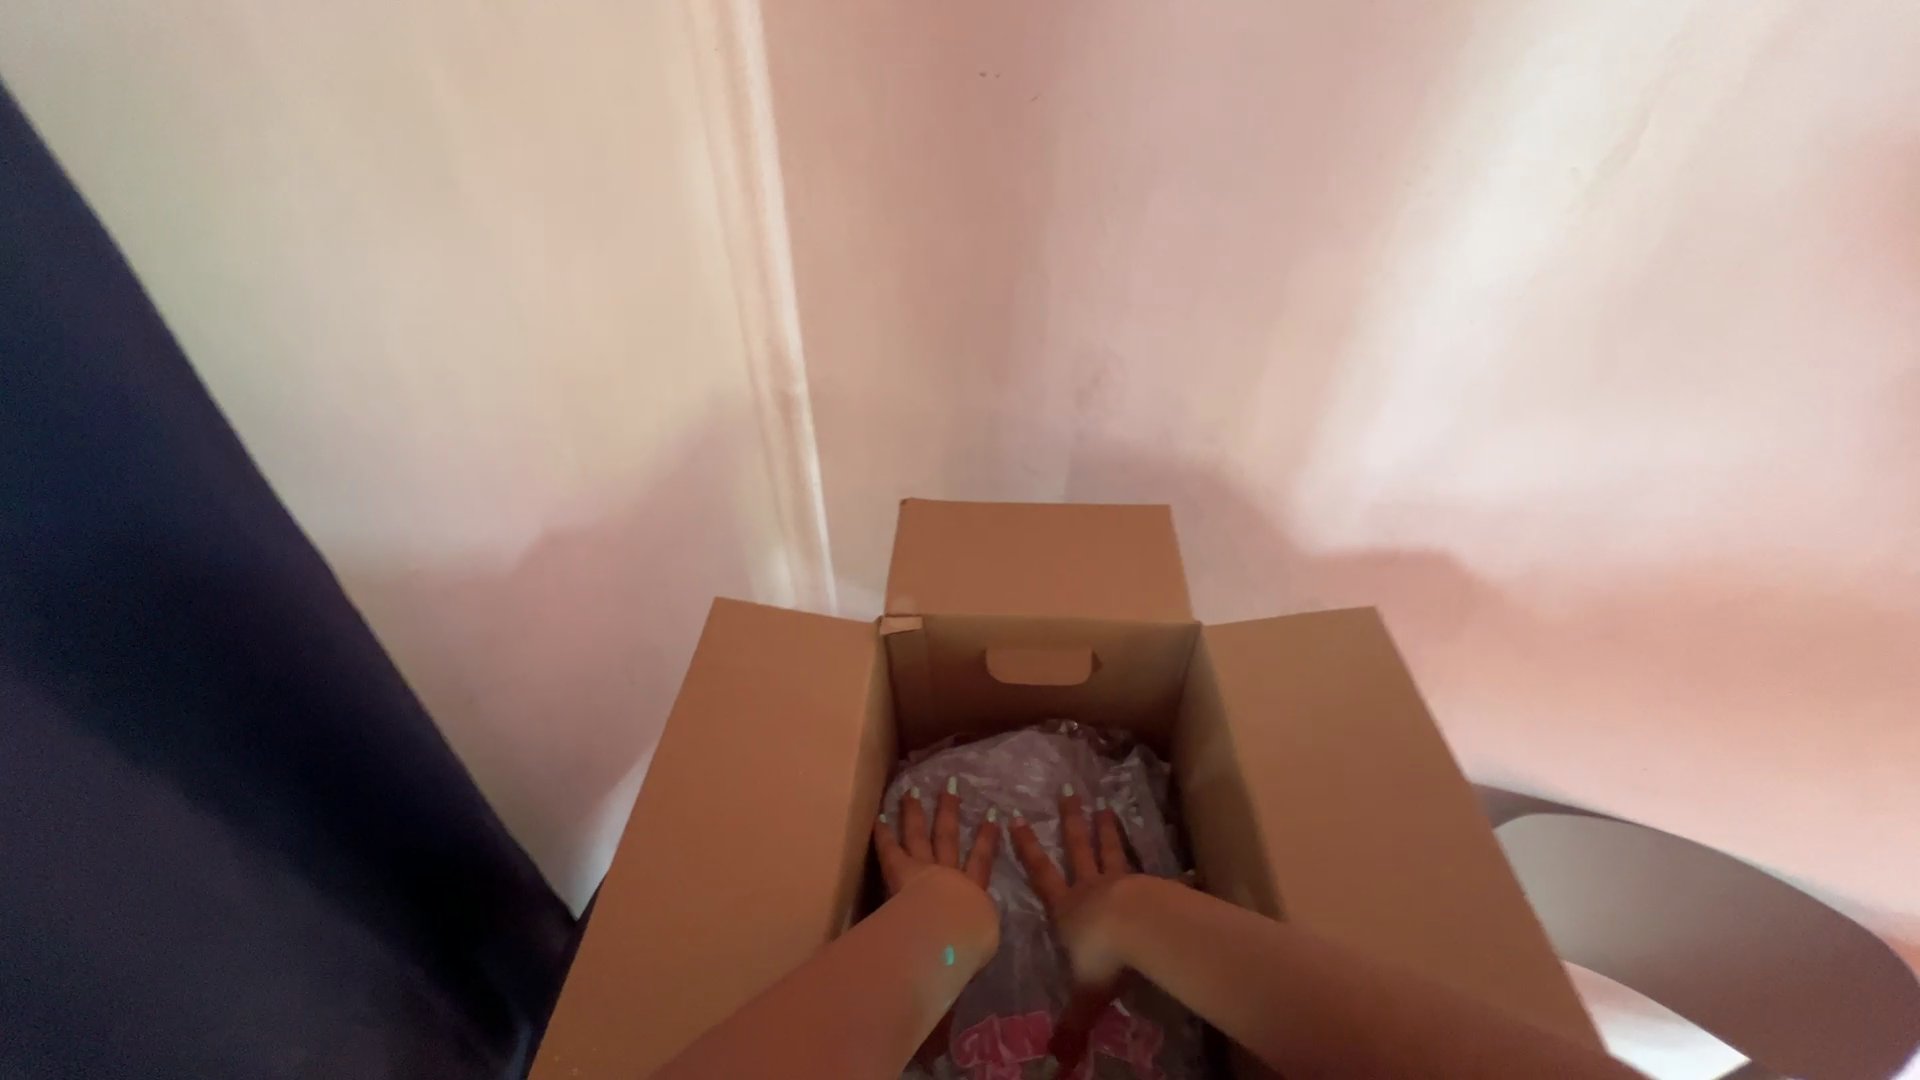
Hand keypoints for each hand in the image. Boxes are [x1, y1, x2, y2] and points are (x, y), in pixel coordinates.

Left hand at [873, 779, 1001, 1067]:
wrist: (950, 931)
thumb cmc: (967, 950)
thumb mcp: (971, 964)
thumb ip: (960, 984)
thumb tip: (948, 1035)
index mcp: (973, 896)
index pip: (982, 863)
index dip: (987, 842)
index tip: (994, 818)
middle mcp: (951, 875)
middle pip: (951, 840)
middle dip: (951, 815)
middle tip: (951, 789)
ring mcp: (926, 868)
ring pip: (923, 834)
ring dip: (919, 813)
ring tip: (915, 791)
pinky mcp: (903, 870)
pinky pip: (892, 849)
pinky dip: (885, 833)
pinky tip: (878, 815)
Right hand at [1010, 785, 1138, 1073]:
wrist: (1141, 929)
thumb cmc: (1103, 957)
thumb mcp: (1084, 996)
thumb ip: (1071, 1026)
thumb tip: (1053, 1069)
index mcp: (1065, 909)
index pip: (1041, 875)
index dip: (1027, 850)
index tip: (1017, 821)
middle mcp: (1089, 888)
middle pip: (1076, 849)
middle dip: (1070, 823)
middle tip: (1067, 793)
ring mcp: (1119, 881)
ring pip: (1108, 849)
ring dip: (1105, 829)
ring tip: (1104, 806)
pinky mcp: (1146, 884)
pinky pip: (1145, 868)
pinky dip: (1147, 858)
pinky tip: (1161, 854)